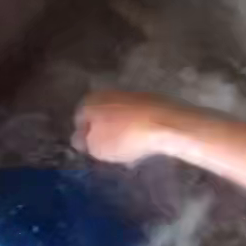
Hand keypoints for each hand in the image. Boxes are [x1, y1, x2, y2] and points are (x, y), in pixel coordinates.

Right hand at [73, 90, 194, 164]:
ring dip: (124, 133)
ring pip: (122, 118)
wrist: (166, 124)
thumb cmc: (123, 137)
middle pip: (102, 116)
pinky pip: (141, 119)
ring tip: (131, 153)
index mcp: (91, 100)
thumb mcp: (96, 148)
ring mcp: (134, 95)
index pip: (79, 119)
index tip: (93, 151)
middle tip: (111, 153)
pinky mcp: (154, 100)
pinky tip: (146, 145)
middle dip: (106, 133)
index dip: (84, 137)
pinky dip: (141, 130)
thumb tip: (81, 138)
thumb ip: (84, 143)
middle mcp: (110, 92)